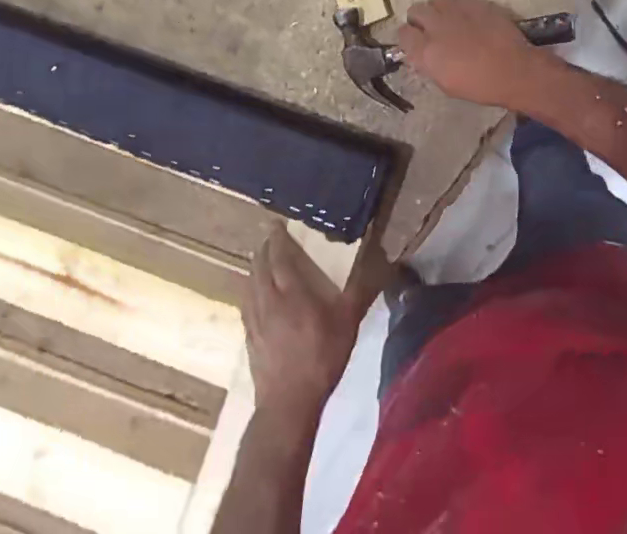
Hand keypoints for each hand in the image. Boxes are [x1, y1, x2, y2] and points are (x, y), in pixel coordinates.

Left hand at [242, 224, 355, 418]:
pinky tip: (253, 295)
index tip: (277, 224)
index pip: (280, 258)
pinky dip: (249, 290)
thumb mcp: (348, 321)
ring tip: (258, 260)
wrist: (288, 402)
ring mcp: (254, 321)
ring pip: (249, 286)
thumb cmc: (322, 356)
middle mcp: (268, 302)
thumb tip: (380, 260)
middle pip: (259, 269)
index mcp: (292, 294)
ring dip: (253, 268)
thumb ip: (360, 289)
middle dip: (263, 250)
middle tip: (268, 238)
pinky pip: (246, 304)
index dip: (277, 240)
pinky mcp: (249, 338)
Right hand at [397, 0, 563, 108]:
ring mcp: (458, 11)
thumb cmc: (480, 86)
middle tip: (431, 29)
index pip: (402, 33)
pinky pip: (460, 0)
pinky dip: (460, 8)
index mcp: (425, 51)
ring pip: (436, 0)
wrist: (515, 71)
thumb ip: (428, 63)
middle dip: (420, 18)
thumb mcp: (445, 83)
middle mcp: (437, 26)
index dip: (409, 37)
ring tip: (449, 20)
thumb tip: (422, 52)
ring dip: (438, 10)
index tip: (416, 41)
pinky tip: (471, 19)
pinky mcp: (477, 3)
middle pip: (416, 10)